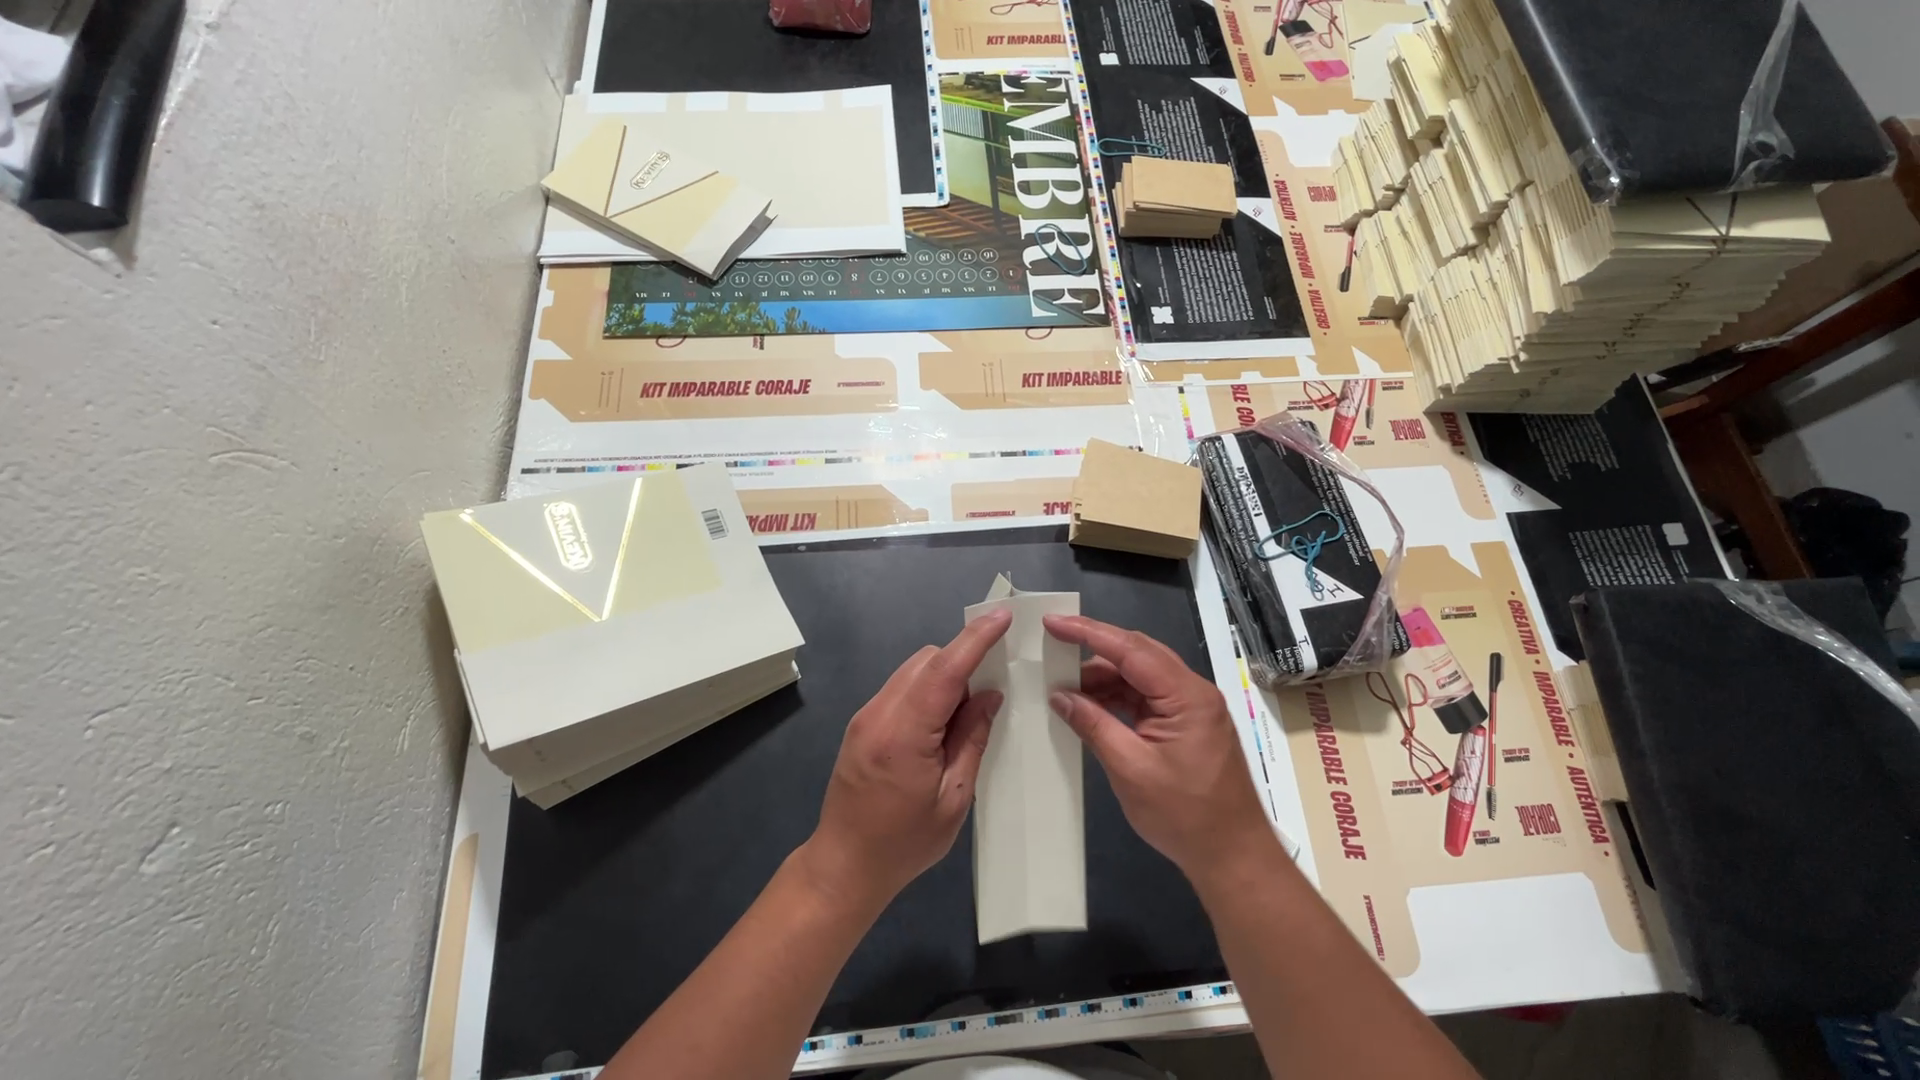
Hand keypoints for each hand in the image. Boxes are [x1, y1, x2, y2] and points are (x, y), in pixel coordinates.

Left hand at [803, 608, 1011, 907]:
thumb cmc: (904, 843)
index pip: (943, 670)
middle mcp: (878, 714)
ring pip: (911, 671)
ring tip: (970, 708)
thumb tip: (988, 695)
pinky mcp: (861, 725)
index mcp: (903, 734)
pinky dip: (927, 691)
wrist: (844, 864)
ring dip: (944, 675)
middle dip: (962, 659)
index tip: (1001, 617)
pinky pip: (901, 689)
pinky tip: (943, 722)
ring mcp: (865, 717)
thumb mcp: (953, 799)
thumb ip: (971, 740)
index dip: (974, 640)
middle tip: (996, 682)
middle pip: (925, 662)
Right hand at [1042, 614, 1272, 880]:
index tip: (1053, 623)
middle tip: (1052, 648)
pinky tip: (1089, 706)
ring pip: (1141, 676)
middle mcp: (1193, 692)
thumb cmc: (1184, 815)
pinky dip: (1117, 698)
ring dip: (1103, 678)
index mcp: (1187, 696)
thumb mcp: (1130, 769)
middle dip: (1093, 650)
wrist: (1233, 856)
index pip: (1131, 650)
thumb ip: (1094, 725)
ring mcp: (1192, 708)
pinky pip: (1147, 698)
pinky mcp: (1187, 725)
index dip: (1089, 633)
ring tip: (1063, 685)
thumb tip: (1060, 696)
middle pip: (1138, 655)